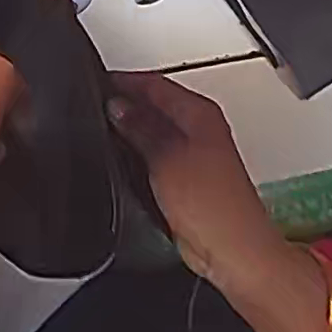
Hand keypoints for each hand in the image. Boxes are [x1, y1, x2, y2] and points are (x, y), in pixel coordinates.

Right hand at [106, 73, 286, 282]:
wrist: (233, 251)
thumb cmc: (213, 206)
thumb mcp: (164, 157)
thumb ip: (138, 127)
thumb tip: (117, 107)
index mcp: (200, 112)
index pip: (156, 83)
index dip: (126, 80)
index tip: (102, 81)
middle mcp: (200, 128)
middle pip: (158, 103)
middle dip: (128, 101)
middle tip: (99, 102)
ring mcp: (196, 152)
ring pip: (157, 128)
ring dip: (134, 127)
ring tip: (107, 125)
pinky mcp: (189, 176)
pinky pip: (158, 152)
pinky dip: (141, 150)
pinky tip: (126, 156)